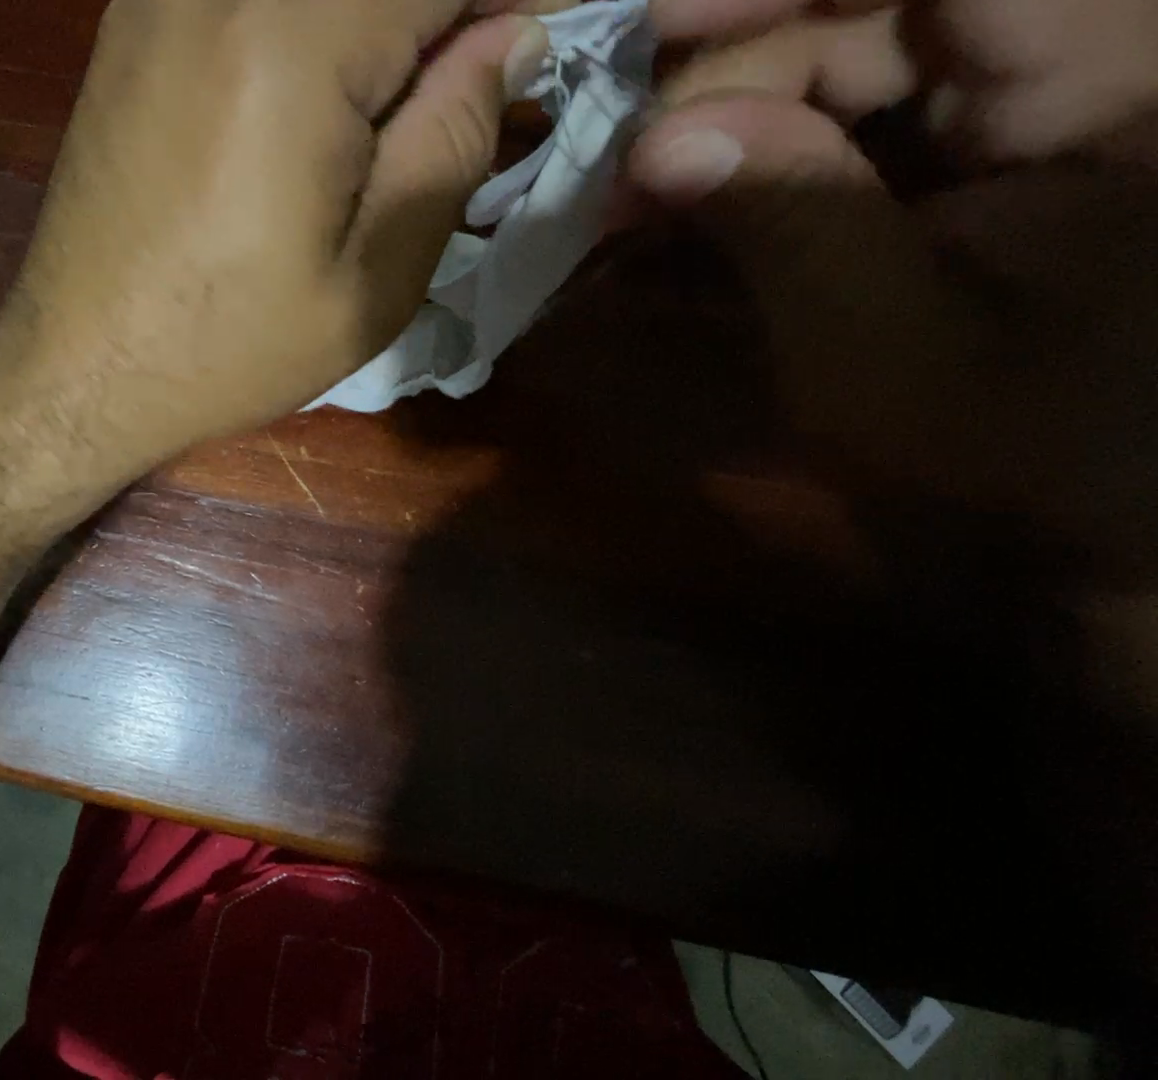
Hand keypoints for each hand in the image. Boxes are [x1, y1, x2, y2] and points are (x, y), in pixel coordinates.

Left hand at [0, 0, 550, 470]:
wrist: (75, 367)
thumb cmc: (224, 348)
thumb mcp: (372, 279)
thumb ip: (457, 136)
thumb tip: (510, 37)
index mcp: (297, 34)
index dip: (521, 6)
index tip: (542, 58)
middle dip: (447, 24)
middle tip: (466, 93)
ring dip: (384, 33)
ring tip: (398, 111)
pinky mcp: (136, 12)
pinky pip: (261, 0)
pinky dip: (321, 31)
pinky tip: (326, 99)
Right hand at [621, 0, 1157, 592]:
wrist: (1107, 499)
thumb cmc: (1020, 445)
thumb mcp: (885, 352)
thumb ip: (789, 227)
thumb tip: (660, 142)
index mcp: (1110, 76)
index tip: (650, 24)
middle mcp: (1072, 57)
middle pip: (865, 13)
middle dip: (724, 82)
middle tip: (620, 175)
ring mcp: (1011, 103)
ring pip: (838, 62)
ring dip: (718, 129)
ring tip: (626, 206)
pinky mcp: (961, 146)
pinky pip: (839, 118)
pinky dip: (745, 165)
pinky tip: (670, 215)